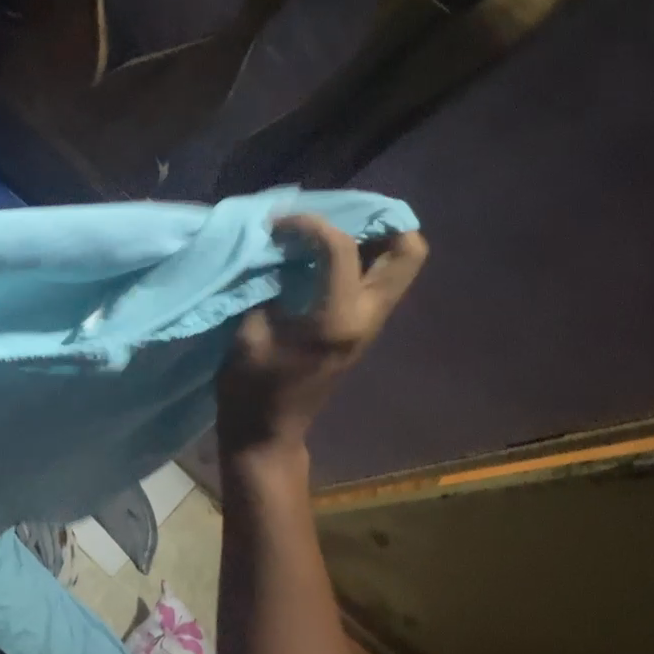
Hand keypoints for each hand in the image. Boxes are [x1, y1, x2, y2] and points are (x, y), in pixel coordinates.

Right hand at [217, 215, 426, 456]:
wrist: (266, 434)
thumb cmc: (250, 390)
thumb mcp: (247, 335)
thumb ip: (267, 289)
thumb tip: (274, 255)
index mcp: (337, 320)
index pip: (341, 248)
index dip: (309, 224)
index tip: (277, 224)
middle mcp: (367, 316)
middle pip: (406, 249)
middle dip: (374, 222)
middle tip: (331, 219)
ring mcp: (369, 323)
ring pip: (399, 263)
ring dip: (370, 239)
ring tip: (324, 234)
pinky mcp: (359, 328)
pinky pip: (375, 278)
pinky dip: (356, 258)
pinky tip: (318, 259)